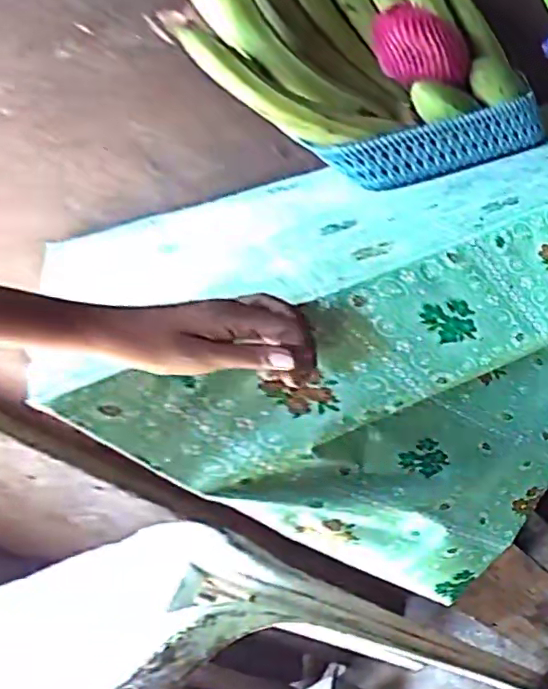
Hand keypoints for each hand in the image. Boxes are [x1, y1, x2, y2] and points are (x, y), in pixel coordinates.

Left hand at [82, 295, 312, 375]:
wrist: (102, 332)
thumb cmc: (149, 347)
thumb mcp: (202, 357)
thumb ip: (250, 356)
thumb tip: (292, 359)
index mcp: (234, 316)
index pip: (290, 330)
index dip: (303, 354)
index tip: (297, 380)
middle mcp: (237, 308)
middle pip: (292, 319)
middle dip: (304, 346)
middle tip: (299, 374)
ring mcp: (228, 311)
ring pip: (281, 317)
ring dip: (293, 340)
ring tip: (289, 364)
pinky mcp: (221, 317)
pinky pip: (264, 320)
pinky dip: (278, 336)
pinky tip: (270, 354)